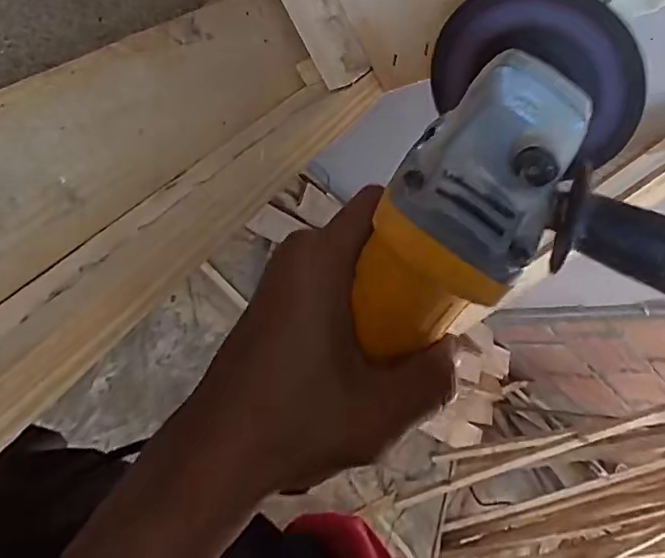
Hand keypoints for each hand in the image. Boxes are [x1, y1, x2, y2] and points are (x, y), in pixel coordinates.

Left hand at [187, 185, 456, 492]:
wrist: (209, 463)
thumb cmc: (293, 423)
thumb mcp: (378, 414)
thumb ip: (431, 380)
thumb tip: (455, 349)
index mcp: (321, 256)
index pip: (381, 202)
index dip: (421, 215)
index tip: (452, 244)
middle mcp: (300, 252)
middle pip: (372, 234)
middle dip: (409, 261)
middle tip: (440, 299)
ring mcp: (283, 277)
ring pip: (353, 261)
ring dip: (384, 288)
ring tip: (412, 331)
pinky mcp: (274, 302)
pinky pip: (331, 280)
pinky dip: (357, 303)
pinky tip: (370, 351)